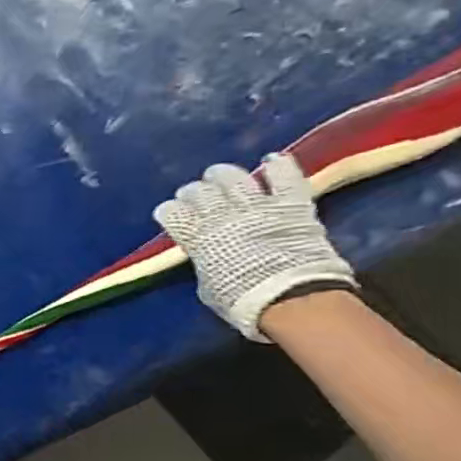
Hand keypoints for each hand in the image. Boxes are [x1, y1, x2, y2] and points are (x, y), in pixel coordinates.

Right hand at [152, 153, 356, 341]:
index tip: (170, 214)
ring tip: (219, 175)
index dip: (169, 211)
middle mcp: (222, 217)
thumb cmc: (240, 300)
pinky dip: (277, 166)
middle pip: (199, 192)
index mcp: (196, 237)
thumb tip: (205, 251)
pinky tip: (270, 159)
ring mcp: (257, 208)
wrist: (291, 298)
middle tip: (194, 195)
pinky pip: (284, 178)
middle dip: (193, 192)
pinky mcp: (291, 205)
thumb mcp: (207, 282)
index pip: (171, 212)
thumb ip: (203, 258)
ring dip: (224, 175)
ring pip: (234, 179)